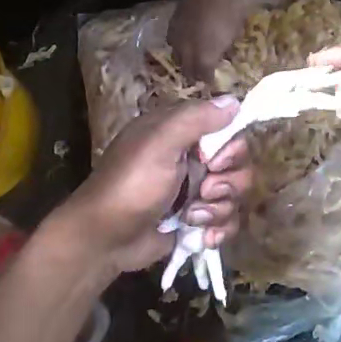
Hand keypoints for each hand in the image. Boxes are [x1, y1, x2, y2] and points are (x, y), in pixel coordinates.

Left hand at [55, 99, 253, 274]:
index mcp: (181, 134)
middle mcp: (191, 159)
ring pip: (233, 195)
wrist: (103, 240)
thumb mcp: (159, 143)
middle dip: (227, 183)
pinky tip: (201, 236)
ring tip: (192, 218)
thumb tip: (234, 101)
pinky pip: (226, 221)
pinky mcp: (195, 221)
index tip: (216, 162)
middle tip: (204, 192)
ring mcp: (194, 192)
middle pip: (237, 165)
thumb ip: (196, 119)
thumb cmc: (130, 186)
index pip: (228, 131)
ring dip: (218, 210)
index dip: (231, 148)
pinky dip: (217, 230)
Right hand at [170, 0, 246, 78]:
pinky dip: (178, 47)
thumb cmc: (230, 11)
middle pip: (187, 71)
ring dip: (184, 62)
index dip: (208, 81)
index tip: (212, 81)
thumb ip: (224, 50)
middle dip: (194, 75)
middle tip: (200, 74)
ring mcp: (177, 40)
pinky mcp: (171, 27)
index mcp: (206, 57)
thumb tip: (219, 56)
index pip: (204, 78)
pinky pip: (171, 43)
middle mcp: (188, 53)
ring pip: (177, 58)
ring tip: (191, 60)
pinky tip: (184, 44)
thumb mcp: (234, 34)